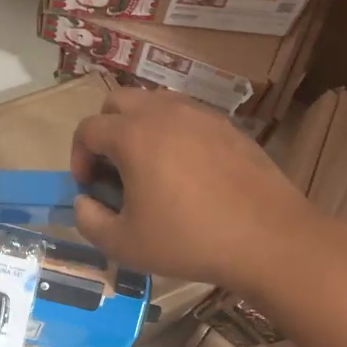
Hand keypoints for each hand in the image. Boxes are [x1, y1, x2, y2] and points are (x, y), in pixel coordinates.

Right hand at [72, 89, 318, 289]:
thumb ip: (89, 221)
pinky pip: (188, 117)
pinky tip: (186, 172)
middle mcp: (164, 113)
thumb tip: (85, 202)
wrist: (268, 238)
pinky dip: (174, 134)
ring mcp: (200, 115)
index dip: (78, 158)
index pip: (88, 129)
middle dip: (105, 131)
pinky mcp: (228, 126)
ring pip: (155, 104)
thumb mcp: (124, 244)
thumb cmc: (188, 240)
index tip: (90, 188)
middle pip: (118, 102)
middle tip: (113, 169)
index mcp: (133, 135)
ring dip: (139, 128)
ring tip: (148, 167)